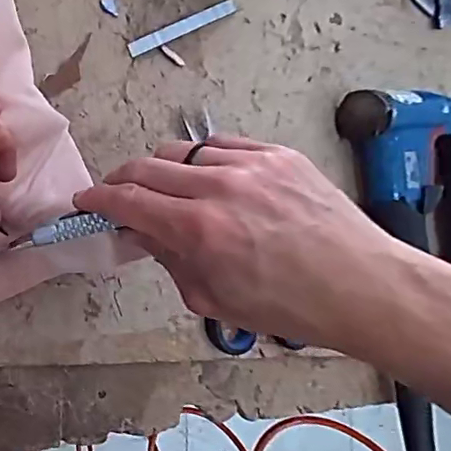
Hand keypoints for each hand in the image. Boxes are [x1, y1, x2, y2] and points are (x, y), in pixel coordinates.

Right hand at [74, 135, 450, 359]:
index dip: (99, 199)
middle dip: (122, 180)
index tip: (88, 201)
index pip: (128, 200)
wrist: (362, 285)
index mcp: (201, 229)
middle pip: (147, 166)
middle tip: (119, 195)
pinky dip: (204, 160)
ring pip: (182, 151)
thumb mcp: (216, 299)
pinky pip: (222, 144)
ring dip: (165, 171)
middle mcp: (221, 186)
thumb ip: (169, 259)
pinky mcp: (277, 153)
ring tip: (172, 193)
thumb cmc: (294, 306)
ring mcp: (251, 164)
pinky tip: (210, 179)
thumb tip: (141, 233)